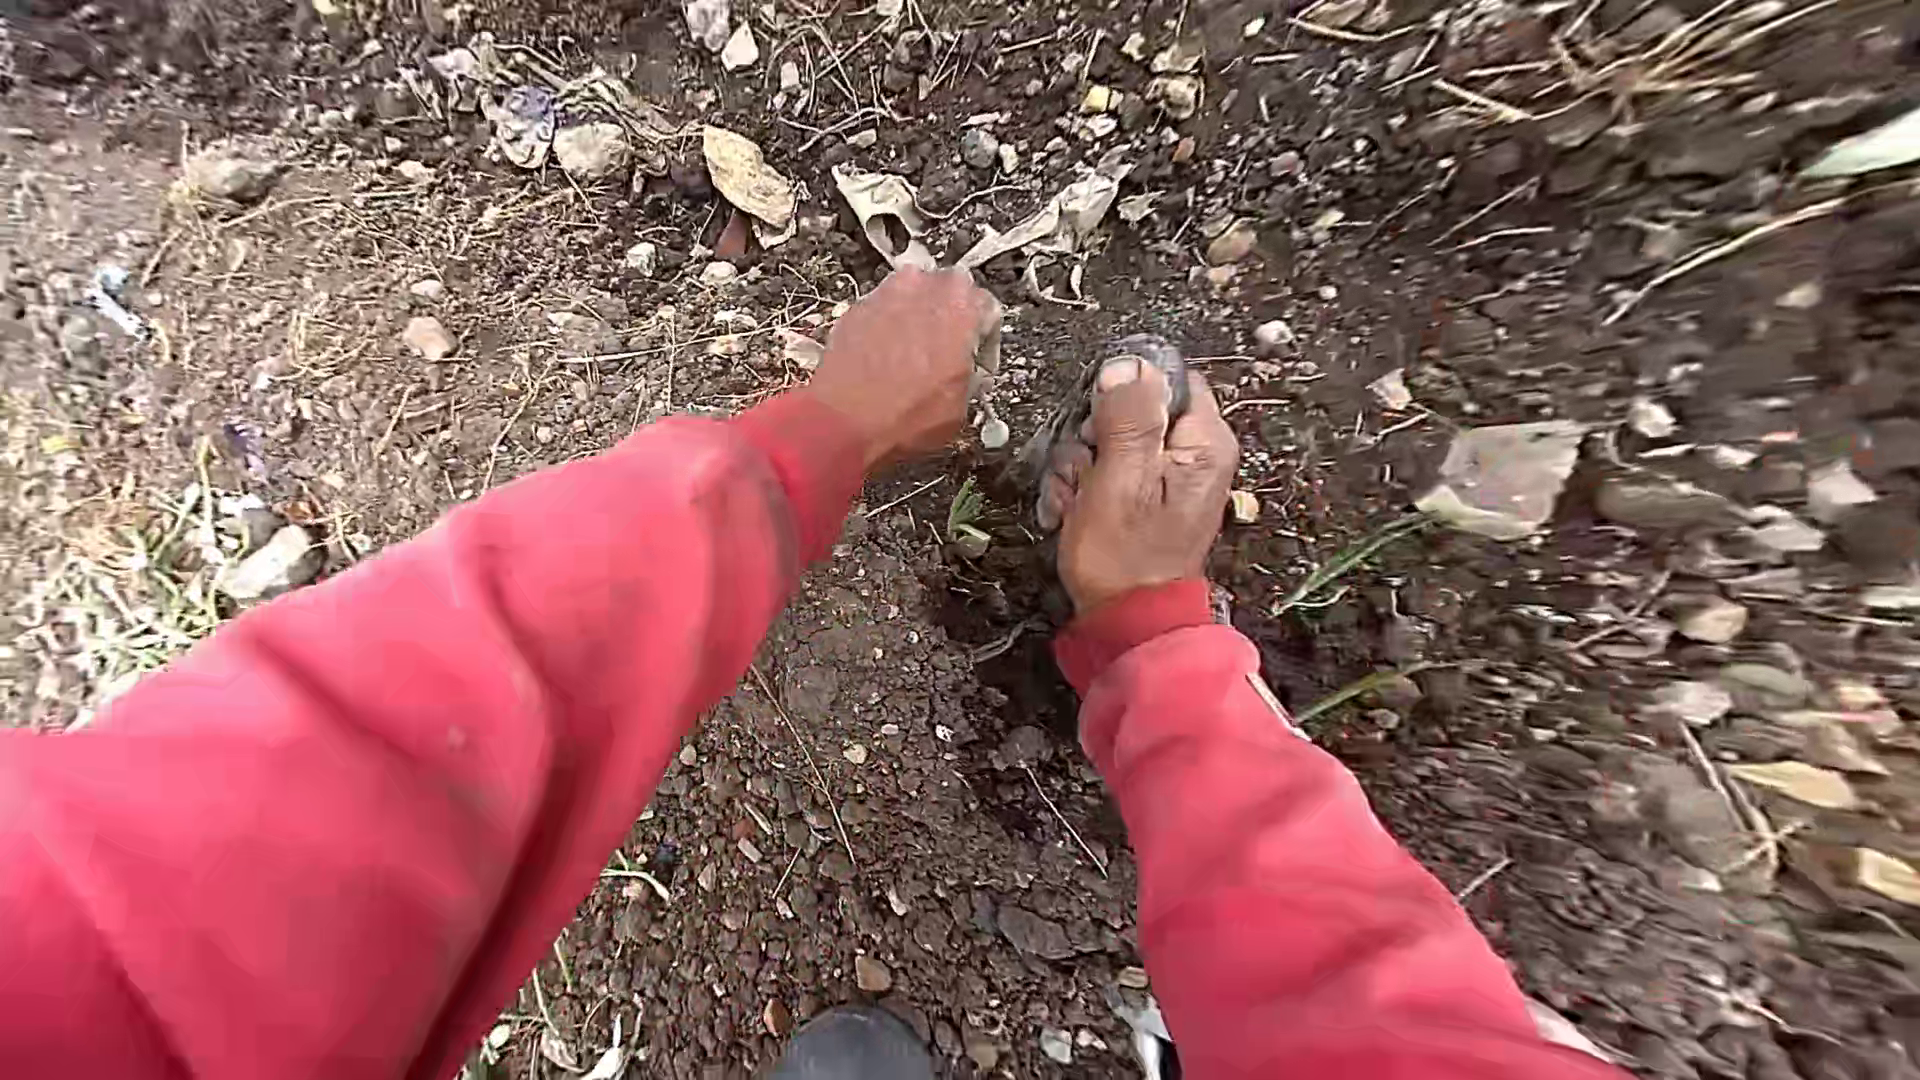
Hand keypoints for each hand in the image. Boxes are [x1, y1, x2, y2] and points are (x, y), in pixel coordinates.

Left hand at [806, 266, 1000, 468]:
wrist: (846, 423)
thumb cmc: (902, 414)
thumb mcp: (961, 407)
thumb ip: (970, 375)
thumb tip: (964, 376)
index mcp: (961, 304)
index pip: (987, 309)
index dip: (985, 343)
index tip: (979, 363)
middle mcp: (922, 287)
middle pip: (947, 297)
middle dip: (950, 325)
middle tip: (948, 359)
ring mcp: (885, 294)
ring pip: (913, 302)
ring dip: (918, 325)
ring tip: (915, 363)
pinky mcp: (856, 309)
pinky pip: (882, 314)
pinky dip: (887, 332)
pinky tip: (888, 365)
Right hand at [1058, 359, 1237, 614]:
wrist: (1122, 617)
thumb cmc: (1124, 556)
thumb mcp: (1122, 480)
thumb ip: (1127, 418)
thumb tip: (1127, 365)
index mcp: (1202, 444)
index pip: (1168, 380)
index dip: (1125, 392)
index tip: (1096, 423)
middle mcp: (1189, 455)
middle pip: (1130, 410)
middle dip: (1090, 438)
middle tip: (1083, 472)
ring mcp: (1162, 477)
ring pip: (1106, 441)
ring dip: (1077, 468)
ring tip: (1073, 502)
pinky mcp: (1139, 495)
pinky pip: (1102, 470)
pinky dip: (1080, 487)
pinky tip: (1072, 511)